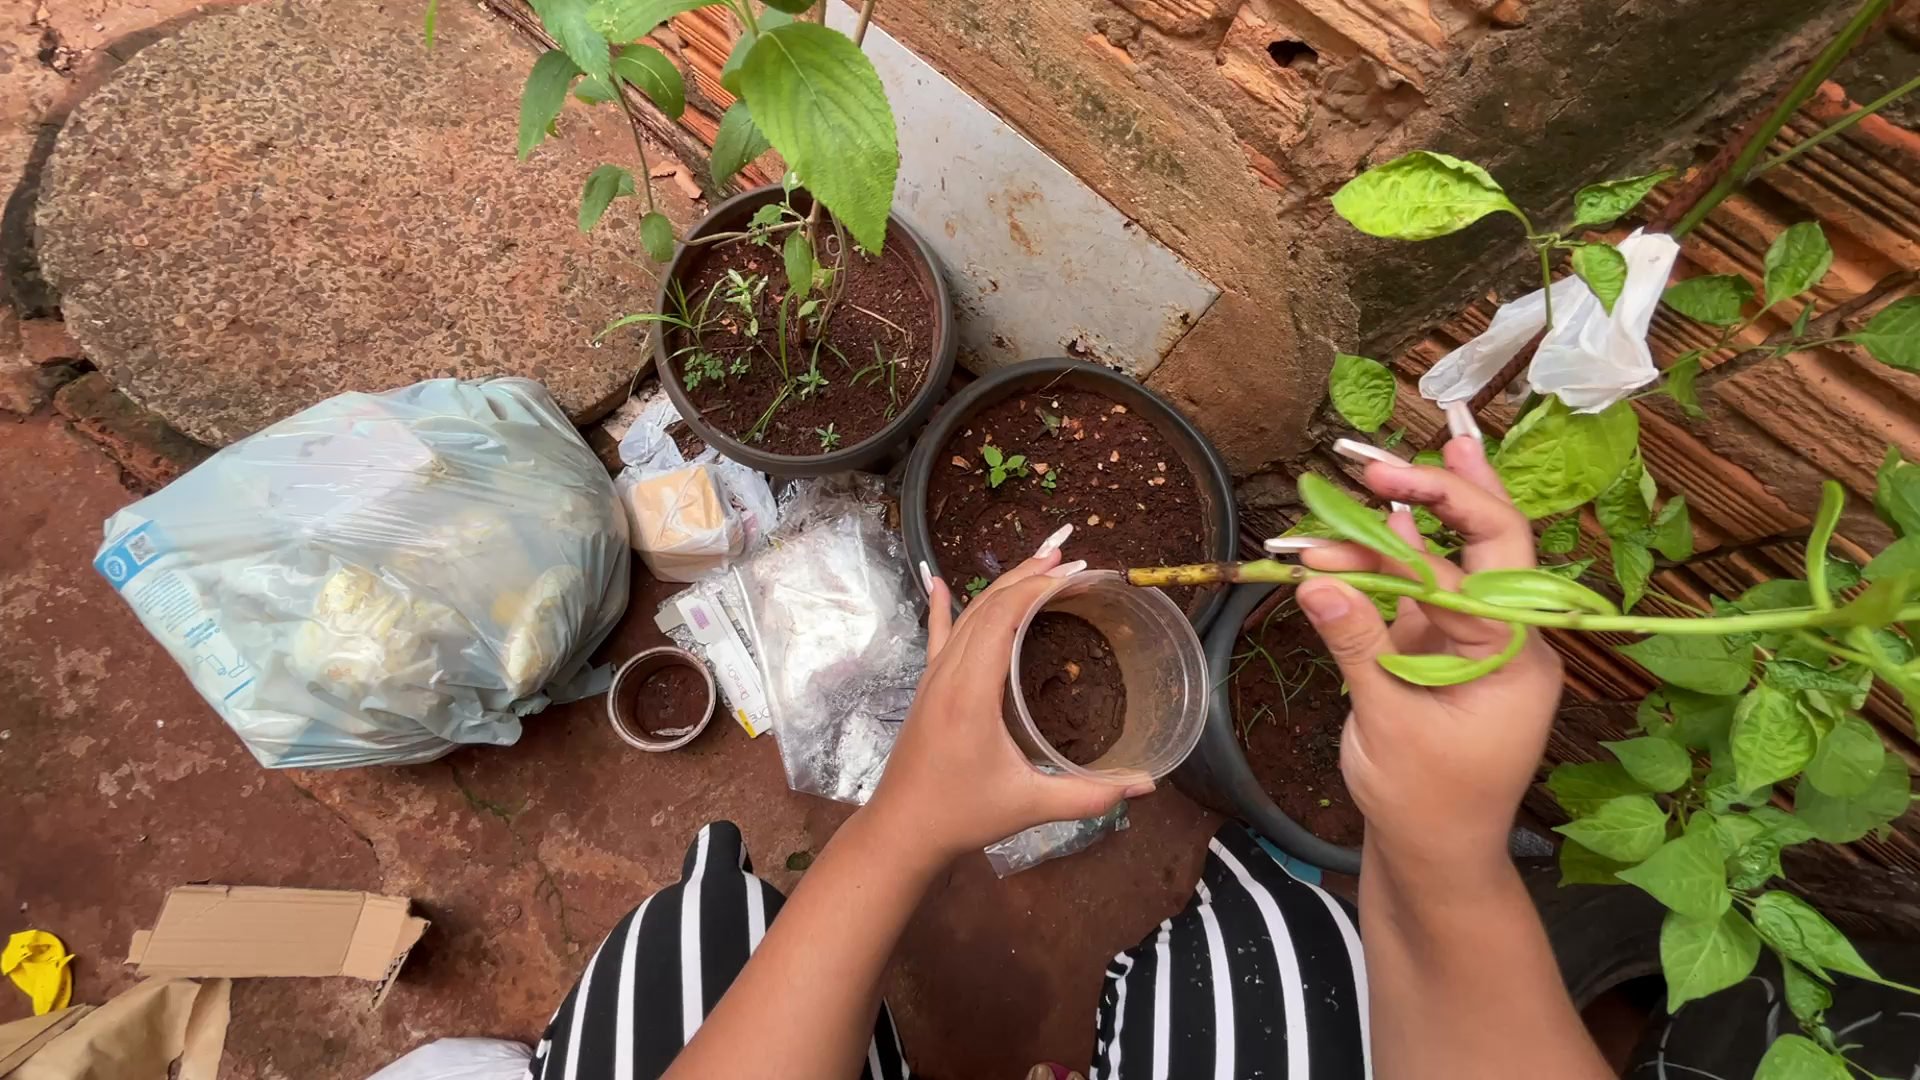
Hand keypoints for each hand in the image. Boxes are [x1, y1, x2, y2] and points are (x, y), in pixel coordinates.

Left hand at [864, 529, 1153, 863]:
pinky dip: (942, 607)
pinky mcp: (927, 685)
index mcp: (972, 692)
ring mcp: (934, 676)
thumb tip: (1147, 785)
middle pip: (987, 606)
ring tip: (1036, 562)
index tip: (1074, 573)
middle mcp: (949, 672)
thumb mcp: (1030, 805)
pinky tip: (940, 583)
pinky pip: (937, 635)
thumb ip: (1089, 795)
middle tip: (1067, 557)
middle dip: (1027, 576)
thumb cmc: (963, 815)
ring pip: (966, 615)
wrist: (902, 829)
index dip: (1037, 588)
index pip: (1002, 617)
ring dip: (999, 586)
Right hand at [1290, 436, 1562, 873]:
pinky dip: (1386, 557)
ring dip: (1391, 527)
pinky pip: (1408, 591)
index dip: (1429, 521)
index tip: (1370, 493)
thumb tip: (1316, 580)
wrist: (1431, 846)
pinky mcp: (1429, 647)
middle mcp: (1499, 634)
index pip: (1481, 566)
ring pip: (1434, 564)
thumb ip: (1359, 645)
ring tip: (1361, 481)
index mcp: (1514, 653)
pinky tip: (1384, 517)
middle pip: (1483, 544)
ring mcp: (1463, 638)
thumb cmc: (1426, 797)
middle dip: (1438, 494)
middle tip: (1379, 461)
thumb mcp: (1391, 722)